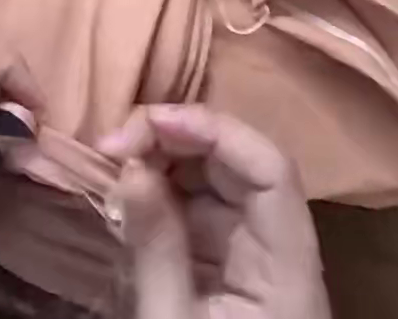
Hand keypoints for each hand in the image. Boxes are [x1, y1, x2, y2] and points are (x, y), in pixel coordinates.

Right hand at [99, 105, 330, 318]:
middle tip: (111, 144)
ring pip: (214, 169)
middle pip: (238, 159)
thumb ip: (154, 244)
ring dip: (160, 151)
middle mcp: (277, 246)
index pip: (269, 171)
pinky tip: (125, 183)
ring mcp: (251, 247)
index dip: (212, 129)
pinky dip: (157, 177)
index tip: (147, 124)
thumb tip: (130, 163)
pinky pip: (195, 194)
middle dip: (173, 134)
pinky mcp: (225, 252)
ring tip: (112, 160)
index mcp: (286, 272)